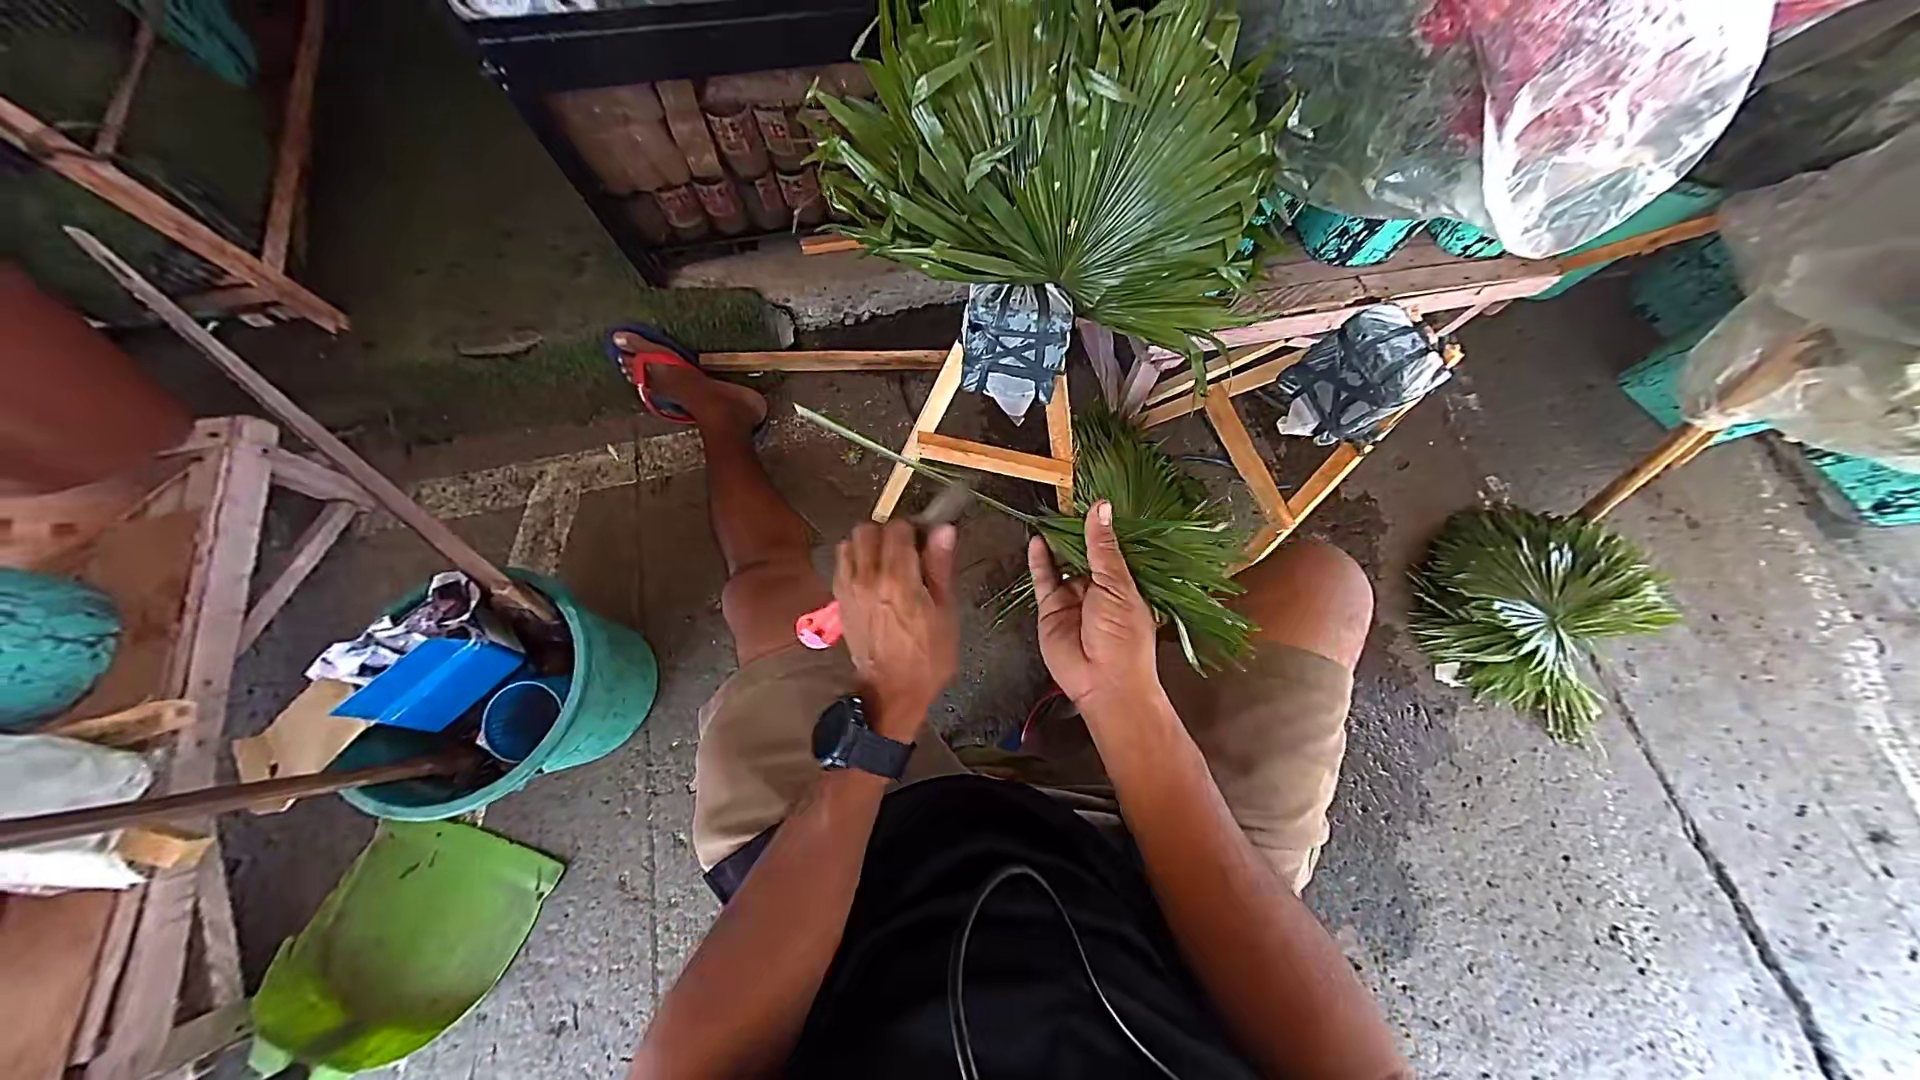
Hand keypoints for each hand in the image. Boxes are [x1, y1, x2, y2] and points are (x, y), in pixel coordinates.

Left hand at [833, 519, 959, 740]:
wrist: (892, 691)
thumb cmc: (928, 656)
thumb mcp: (945, 611)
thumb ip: (940, 566)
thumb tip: (944, 529)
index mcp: (897, 579)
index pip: (899, 528)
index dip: (916, 530)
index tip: (927, 543)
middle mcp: (867, 577)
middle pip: (870, 528)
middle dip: (890, 532)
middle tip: (908, 550)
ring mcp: (848, 587)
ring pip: (851, 541)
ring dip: (870, 543)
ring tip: (889, 562)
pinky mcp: (839, 598)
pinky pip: (842, 561)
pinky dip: (856, 558)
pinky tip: (873, 575)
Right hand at [1028, 501, 1162, 713]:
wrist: (1103, 681)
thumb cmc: (1123, 638)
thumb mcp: (1117, 585)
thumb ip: (1102, 548)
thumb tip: (1100, 510)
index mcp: (1123, 584)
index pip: (1111, 549)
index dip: (1103, 528)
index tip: (1096, 502)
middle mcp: (1098, 589)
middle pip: (1084, 554)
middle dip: (1077, 532)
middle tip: (1069, 503)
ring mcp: (1073, 598)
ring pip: (1062, 563)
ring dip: (1058, 543)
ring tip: (1052, 516)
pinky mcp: (1051, 609)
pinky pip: (1043, 579)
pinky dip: (1039, 560)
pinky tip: (1038, 541)